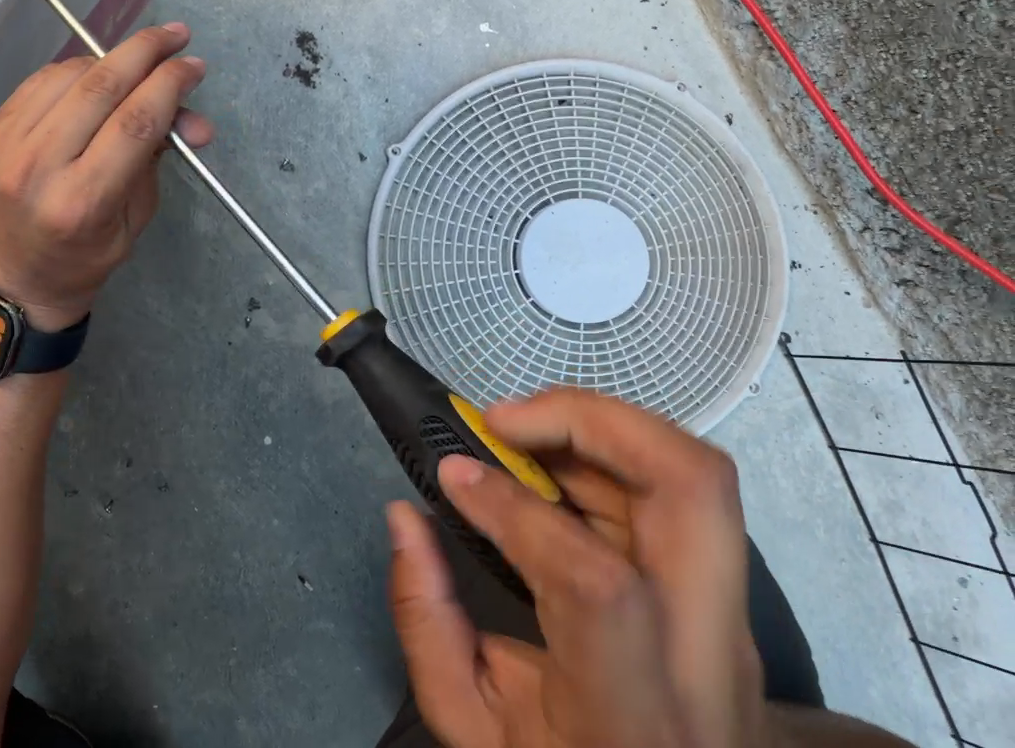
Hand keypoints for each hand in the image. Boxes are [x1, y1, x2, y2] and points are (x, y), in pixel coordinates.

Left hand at [0, 22, 213, 330]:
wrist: (19, 274)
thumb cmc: (86, 257)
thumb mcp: (135, 219)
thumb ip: (155, 158)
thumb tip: (187, 113)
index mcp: (82, 202)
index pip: (134, 122)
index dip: (170, 84)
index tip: (194, 66)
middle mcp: (40, 167)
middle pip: (100, 86)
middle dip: (145, 51)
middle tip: (176, 35)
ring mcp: (10, 144)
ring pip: (69, 75)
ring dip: (111, 58)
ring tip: (139, 61)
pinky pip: (42, 80)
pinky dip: (76, 69)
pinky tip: (97, 74)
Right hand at [386, 389, 773, 747]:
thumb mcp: (468, 719)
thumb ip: (426, 617)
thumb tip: (405, 514)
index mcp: (632, 707)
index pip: (598, 582)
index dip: (515, 507)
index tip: (452, 473)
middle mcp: (707, 651)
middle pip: (693, 489)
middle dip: (593, 420)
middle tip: (502, 418)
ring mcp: (731, 615)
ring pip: (693, 474)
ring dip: (594, 427)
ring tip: (514, 434)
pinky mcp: (726, 590)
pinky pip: (675, 490)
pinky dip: (604, 453)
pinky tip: (545, 464)